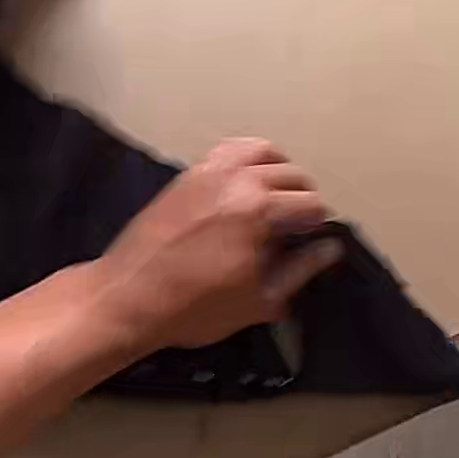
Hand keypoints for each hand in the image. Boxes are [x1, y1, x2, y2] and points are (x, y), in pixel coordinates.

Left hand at [89, 138, 344, 350]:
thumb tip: (330, 249)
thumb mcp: (259, 300)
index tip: (313, 242)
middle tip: (298, 227)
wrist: (129, 297)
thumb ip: (301, 270)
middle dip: (303, 199)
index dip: (319, 226)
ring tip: (277, 198)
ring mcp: (209, 171)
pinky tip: (246, 183)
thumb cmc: (195, 307)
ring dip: (279, 171)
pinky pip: (228, 150)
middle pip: (292, 175)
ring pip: (263, 151)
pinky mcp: (188, 174)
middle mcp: (237, 180)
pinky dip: (246, 159)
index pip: (311, 204)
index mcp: (259, 210)